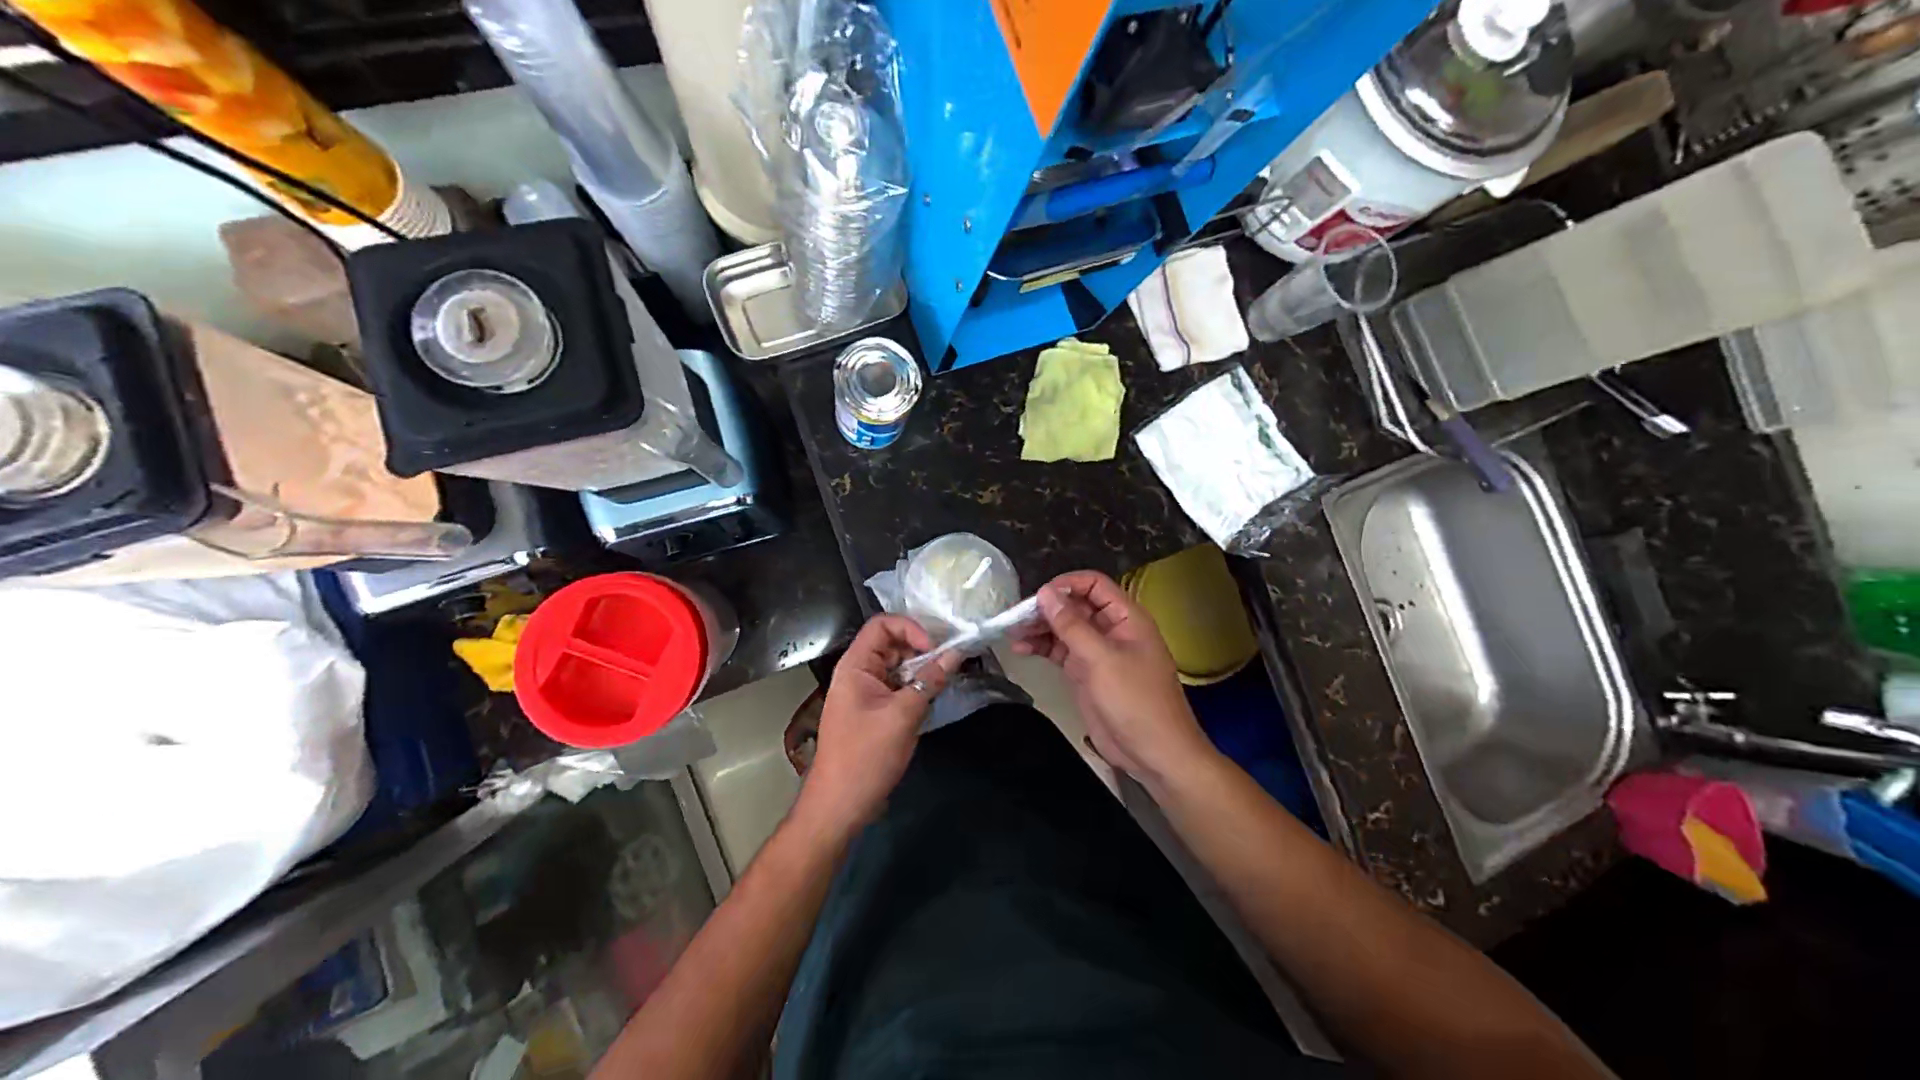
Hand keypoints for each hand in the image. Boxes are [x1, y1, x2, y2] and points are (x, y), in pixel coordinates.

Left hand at [795, 615, 960, 835]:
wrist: (839, 806)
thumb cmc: (865, 757)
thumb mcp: (902, 716)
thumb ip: (929, 682)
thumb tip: (955, 655)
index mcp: (855, 666)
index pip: (882, 625)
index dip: (911, 628)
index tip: (935, 649)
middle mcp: (859, 674)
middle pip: (893, 644)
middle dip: (923, 649)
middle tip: (953, 661)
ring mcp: (867, 694)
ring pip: (899, 668)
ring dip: (923, 670)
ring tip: (949, 679)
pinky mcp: (875, 713)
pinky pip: (899, 688)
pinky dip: (918, 689)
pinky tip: (936, 698)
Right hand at [1012, 570, 1214, 786]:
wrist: (1154, 753)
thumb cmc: (1137, 702)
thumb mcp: (1101, 659)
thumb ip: (1071, 625)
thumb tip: (1045, 593)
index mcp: (1127, 618)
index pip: (1095, 585)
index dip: (1066, 585)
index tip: (1038, 595)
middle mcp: (1112, 630)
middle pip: (1075, 606)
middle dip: (1047, 609)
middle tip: (1017, 617)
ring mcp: (1098, 653)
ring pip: (1064, 629)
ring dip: (1040, 629)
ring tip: (1013, 633)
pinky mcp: (1086, 674)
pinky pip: (1061, 652)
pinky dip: (1042, 649)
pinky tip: (1022, 649)